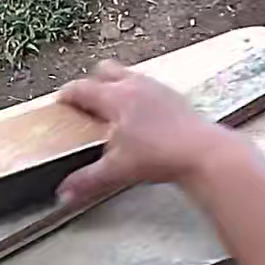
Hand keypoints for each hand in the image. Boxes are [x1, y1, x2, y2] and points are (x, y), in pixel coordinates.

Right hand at [56, 61, 243, 203]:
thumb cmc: (160, 156)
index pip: (82, 88)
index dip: (68, 94)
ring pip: (130, 76)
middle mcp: (135, 85)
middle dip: (93, 82)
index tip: (62, 101)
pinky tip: (146, 117)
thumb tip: (64, 194)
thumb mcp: (118, 170)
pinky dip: (141, 96)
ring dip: (119, 86)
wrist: (203, 153)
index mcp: (115, 97)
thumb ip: (88, 180)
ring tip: (117, 110)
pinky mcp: (176, 96)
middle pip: (105, 70)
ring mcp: (158, 87)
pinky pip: (151, 87)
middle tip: (89, 104)